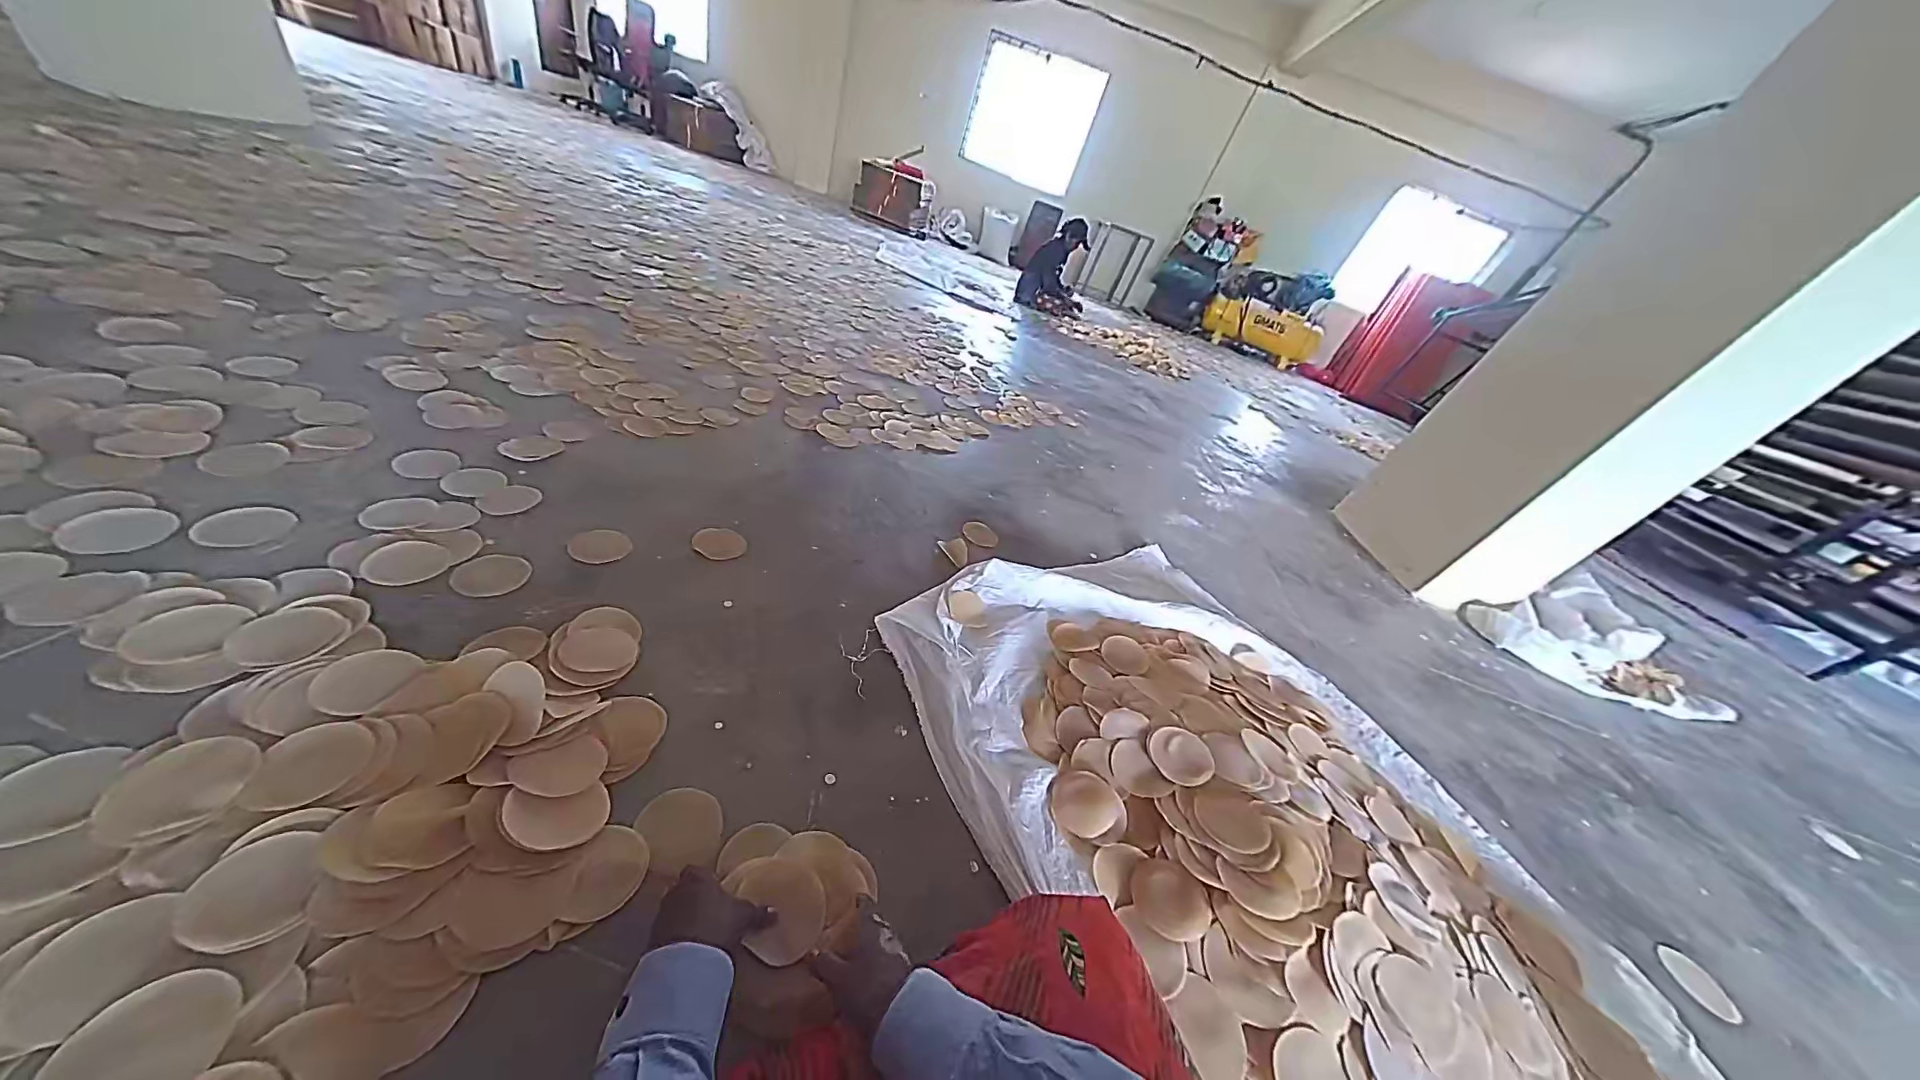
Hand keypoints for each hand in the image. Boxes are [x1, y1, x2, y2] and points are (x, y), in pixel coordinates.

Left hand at [649, 867, 771, 951]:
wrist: (684, 961)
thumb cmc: (717, 923)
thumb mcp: (744, 915)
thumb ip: (758, 912)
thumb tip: (775, 912)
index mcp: (697, 877)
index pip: (698, 870)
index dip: (707, 879)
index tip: (717, 889)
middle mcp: (675, 890)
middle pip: (685, 888)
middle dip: (695, 897)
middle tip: (712, 909)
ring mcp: (661, 915)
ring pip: (675, 909)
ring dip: (685, 917)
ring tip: (702, 930)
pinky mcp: (652, 939)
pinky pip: (668, 931)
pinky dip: (678, 935)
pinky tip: (690, 946)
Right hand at [810, 897, 913, 1035]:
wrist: (902, 1014)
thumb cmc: (867, 987)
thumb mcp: (838, 977)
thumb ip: (824, 962)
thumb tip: (811, 952)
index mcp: (871, 928)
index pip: (866, 906)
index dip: (859, 901)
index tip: (854, 898)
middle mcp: (887, 935)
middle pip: (875, 924)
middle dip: (863, 927)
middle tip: (849, 931)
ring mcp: (899, 954)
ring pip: (882, 943)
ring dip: (871, 948)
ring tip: (856, 957)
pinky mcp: (904, 974)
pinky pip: (887, 962)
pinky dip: (877, 965)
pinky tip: (868, 976)